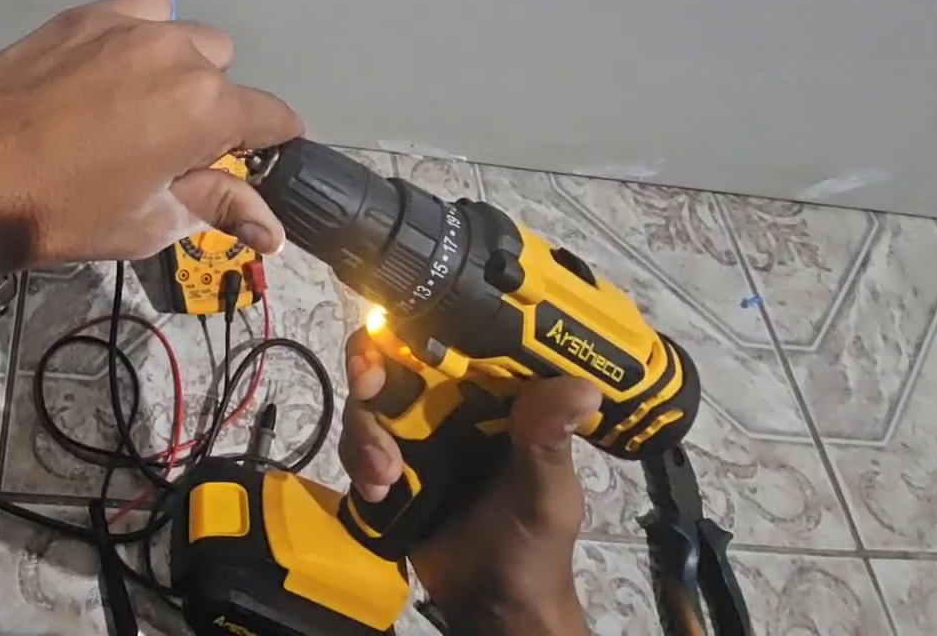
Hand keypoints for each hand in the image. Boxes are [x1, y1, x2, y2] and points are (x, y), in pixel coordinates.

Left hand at [0, 0, 303, 270]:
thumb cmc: (61, 212)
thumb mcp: (147, 222)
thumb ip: (218, 210)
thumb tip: (272, 230)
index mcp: (204, 107)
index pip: (273, 115)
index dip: (274, 140)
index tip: (259, 157)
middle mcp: (178, 52)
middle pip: (225, 71)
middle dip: (213, 106)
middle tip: (170, 144)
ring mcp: (128, 25)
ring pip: (184, 35)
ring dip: (179, 66)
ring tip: (137, 101)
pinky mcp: (85, 14)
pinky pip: (140, 11)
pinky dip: (140, 35)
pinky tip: (110, 65)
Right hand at [341, 331, 597, 635]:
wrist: (493, 608)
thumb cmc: (533, 546)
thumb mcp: (548, 494)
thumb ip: (549, 442)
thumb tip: (582, 385)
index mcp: (487, 396)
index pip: (445, 340)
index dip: (413, 328)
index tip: (391, 339)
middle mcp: (443, 404)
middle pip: (389, 360)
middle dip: (367, 368)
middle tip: (367, 388)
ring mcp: (410, 433)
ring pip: (365, 403)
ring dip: (362, 431)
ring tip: (383, 473)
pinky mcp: (384, 463)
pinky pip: (354, 445)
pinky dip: (357, 463)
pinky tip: (378, 492)